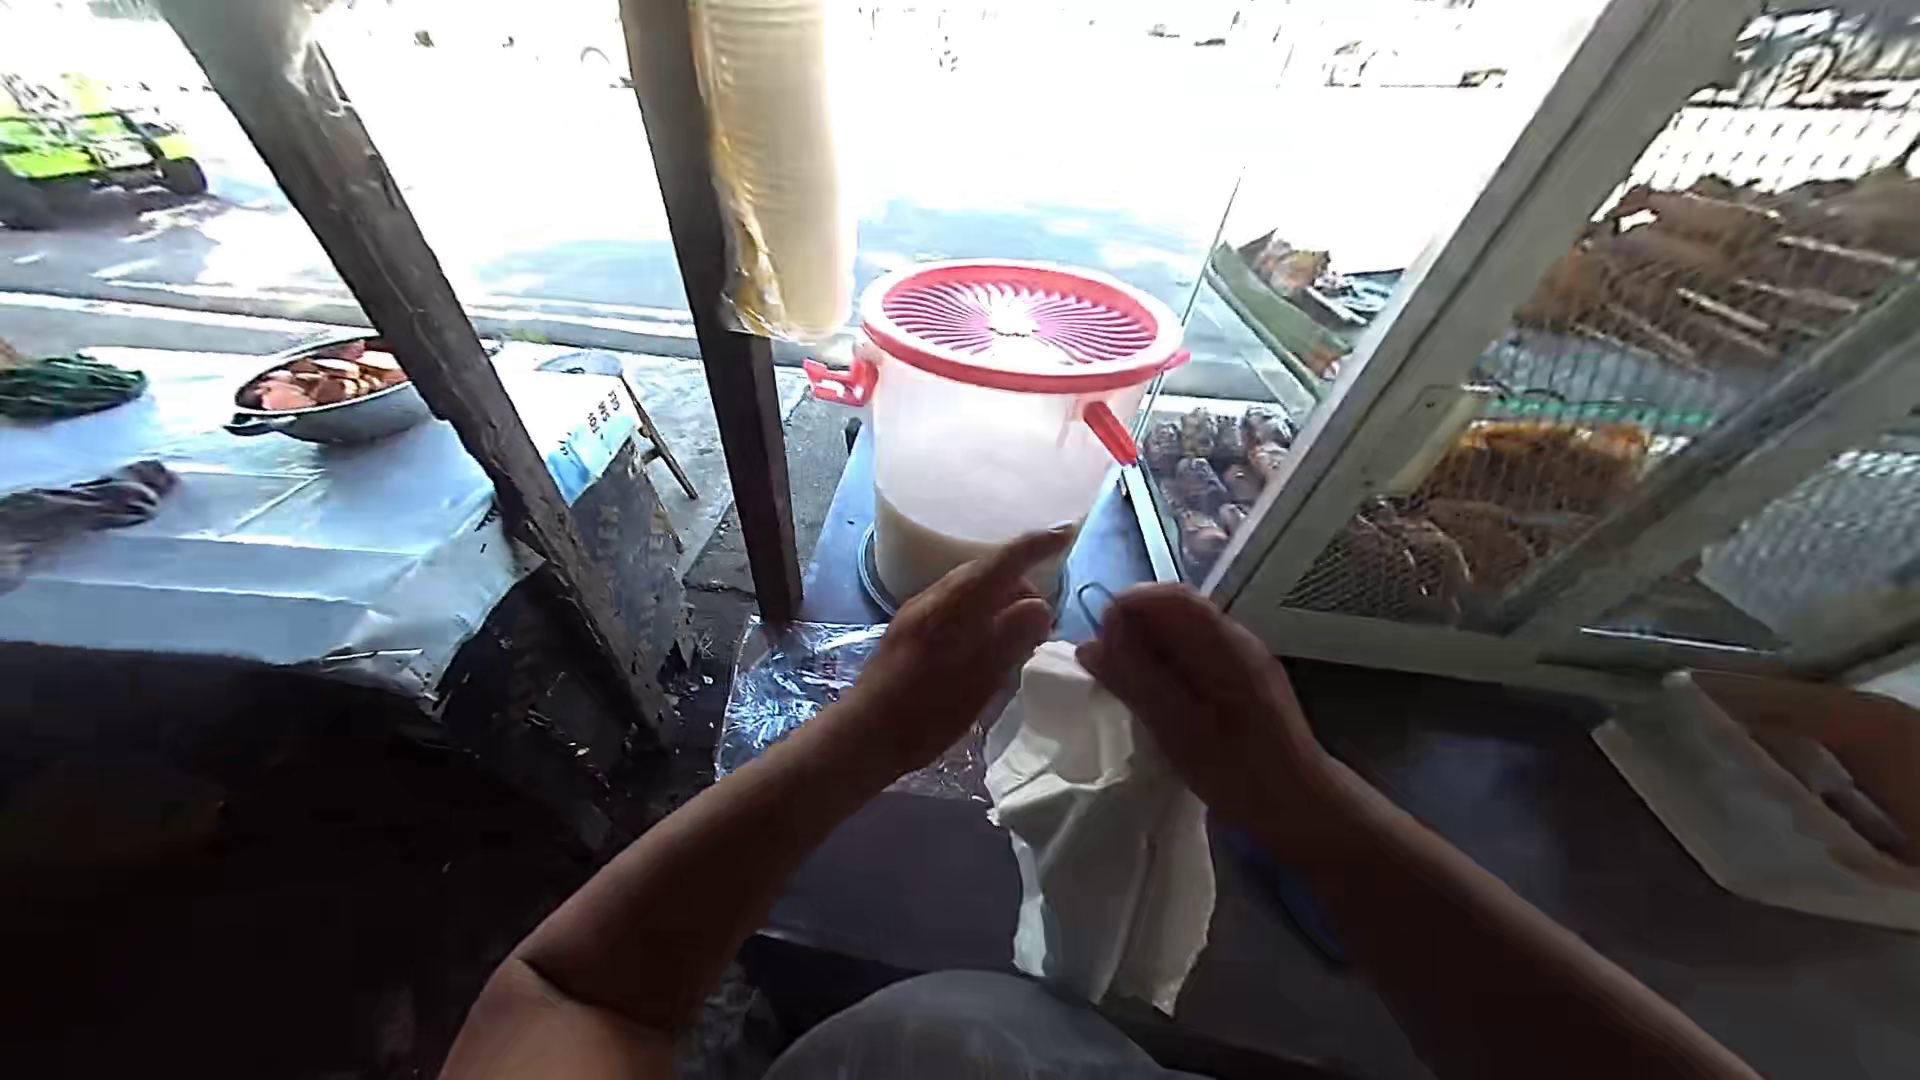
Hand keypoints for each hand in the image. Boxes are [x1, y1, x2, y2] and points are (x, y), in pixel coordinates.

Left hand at [826, 527, 1071, 780]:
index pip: (1001, 562)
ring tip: (1019, 633)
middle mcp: (933, 598)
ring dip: (1000, 597)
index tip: (1066, 533)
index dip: (1036, 545)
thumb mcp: (977, 684)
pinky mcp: (911, 625)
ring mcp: (918, 610)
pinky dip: (981, 609)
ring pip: (970, 586)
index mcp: (952, 609)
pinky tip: (988, 640)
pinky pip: (956, 601)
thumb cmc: (923, 716)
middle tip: (1044, 620)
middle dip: (1021, 581)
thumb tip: (1040, 605)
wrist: (863, 734)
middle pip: (986, 570)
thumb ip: (1009, 639)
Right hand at [1076, 584, 1337, 843]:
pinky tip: (1147, 693)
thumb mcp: (1181, 732)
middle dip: (1129, 627)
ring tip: (1120, 681)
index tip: (1100, 640)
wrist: (1301, 811)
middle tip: (1105, 666)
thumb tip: (1089, 646)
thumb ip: (1136, 684)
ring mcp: (1234, 657)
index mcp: (1227, 646)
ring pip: (1174, 630)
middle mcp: (1232, 640)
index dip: (1127, 606)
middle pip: (1170, 608)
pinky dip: (1156, 663)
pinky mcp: (1230, 676)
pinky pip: (1184, 652)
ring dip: (1140, 646)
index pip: (1170, 596)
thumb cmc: (1242, 774)